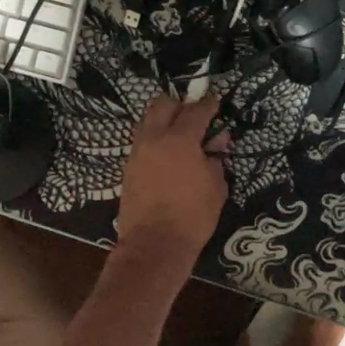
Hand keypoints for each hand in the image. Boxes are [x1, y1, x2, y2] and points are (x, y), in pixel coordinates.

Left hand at [116, 93, 229, 261]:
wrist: (154, 244)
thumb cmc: (193, 216)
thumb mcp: (216, 187)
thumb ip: (215, 160)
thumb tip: (214, 146)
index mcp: (179, 139)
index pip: (196, 111)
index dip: (208, 104)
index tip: (215, 101)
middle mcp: (153, 138)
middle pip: (163, 104)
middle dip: (180, 105)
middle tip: (193, 116)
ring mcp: (136, 152)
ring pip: (147, 121)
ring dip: (163, 120)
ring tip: (178, 134)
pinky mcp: (128, 168)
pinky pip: (141, 142)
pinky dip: (154, 139)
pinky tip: (166, 153)